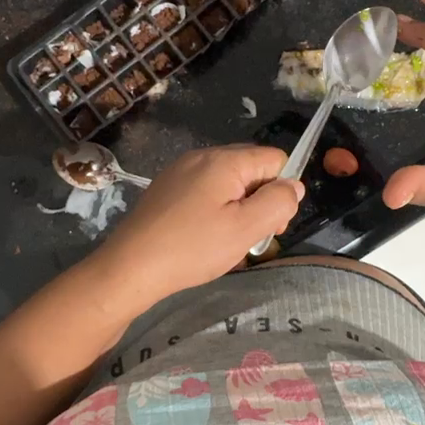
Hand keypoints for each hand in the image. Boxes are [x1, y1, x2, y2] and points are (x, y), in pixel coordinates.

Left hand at [91, 145, 302, 307]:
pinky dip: (212, 212)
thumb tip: (293, 186)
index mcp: (223, 160)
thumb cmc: (192, 248)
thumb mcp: (245, 228)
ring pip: (227, 183)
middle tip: (249, 238)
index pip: (274, 159)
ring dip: (236, 210)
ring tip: (224, 242)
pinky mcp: (166, 190)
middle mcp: (201, 157)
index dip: (281, 190)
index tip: (271, 225)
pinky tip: (201, 239)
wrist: (130, 267)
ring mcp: (179, 172)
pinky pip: (203, 193)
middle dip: (259, 201)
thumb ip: (278, 203)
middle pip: (250, 169)